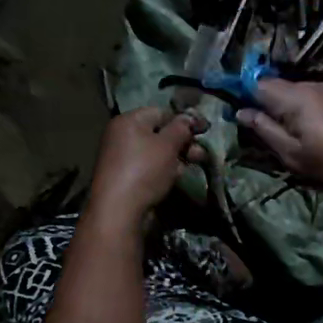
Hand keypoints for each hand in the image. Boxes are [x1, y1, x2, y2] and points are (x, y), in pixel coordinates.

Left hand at [85, 107, 207, 224]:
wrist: (119, 209)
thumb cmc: (144, 169)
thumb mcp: (168, 144)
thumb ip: (181, 128)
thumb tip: (189, 117)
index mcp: (129, 121)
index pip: (162, 112)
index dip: (184, 121)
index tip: (204, 132)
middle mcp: (123, 135)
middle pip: (160, 133)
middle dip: (183, 142)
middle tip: (200, 155)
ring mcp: (123, 157)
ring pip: (157, 152)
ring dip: (177, 158)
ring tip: (191, 168)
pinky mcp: (126, 176)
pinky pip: (150, 166)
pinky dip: (165, 170)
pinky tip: (175, 179)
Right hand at [238, 79, 322, 199]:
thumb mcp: (294, 156)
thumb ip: (266, 131)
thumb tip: (242, 113)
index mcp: (295, 97)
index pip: (258, 84)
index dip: (245, 97)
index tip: (242, 117)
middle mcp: (313, 85)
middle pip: (279, 88)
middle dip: (270, 107)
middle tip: (269, 137)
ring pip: (299, 95)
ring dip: (291, 112)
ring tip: (297, 141)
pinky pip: (318, 101)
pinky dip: (310, 114)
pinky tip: (319, 136)